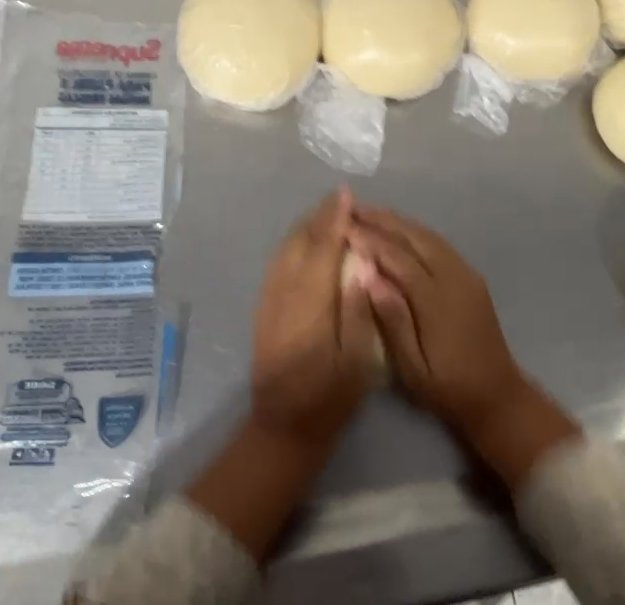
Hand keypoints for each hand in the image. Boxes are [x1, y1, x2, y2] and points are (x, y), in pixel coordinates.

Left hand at [249, 186, 379, 448]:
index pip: (323, 251)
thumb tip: (361, 266)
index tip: (347, 195)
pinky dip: (293, 244)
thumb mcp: (357, 363)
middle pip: (300, 244)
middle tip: (341, 197)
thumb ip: (359, 312)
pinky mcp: (263, 310)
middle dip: (319, 217)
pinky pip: (277, 264)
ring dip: (305, 227)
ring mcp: (269, 302)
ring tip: (326, 211)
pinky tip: (305, 240)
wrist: (283, 428)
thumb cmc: (330, 398)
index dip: (335, 220)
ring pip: (285, 251)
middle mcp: (284, 296)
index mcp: (310, 307)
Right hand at [346, 205, 529, 435]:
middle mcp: (454, 277)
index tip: (343, 228)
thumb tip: (369, 277)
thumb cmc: (447, 387)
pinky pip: (440, 244)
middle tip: (352, 209)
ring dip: (399, 222)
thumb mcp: (412, 366)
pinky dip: (416, 232)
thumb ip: (392, 320)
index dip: (370, 241)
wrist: (496, 394)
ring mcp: (466, 274)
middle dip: (383, 221)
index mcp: (436, 300)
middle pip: (414, 238)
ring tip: (369, 213)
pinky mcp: (471, 277)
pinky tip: (400, 230)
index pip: (398, 258)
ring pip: (429, 236)